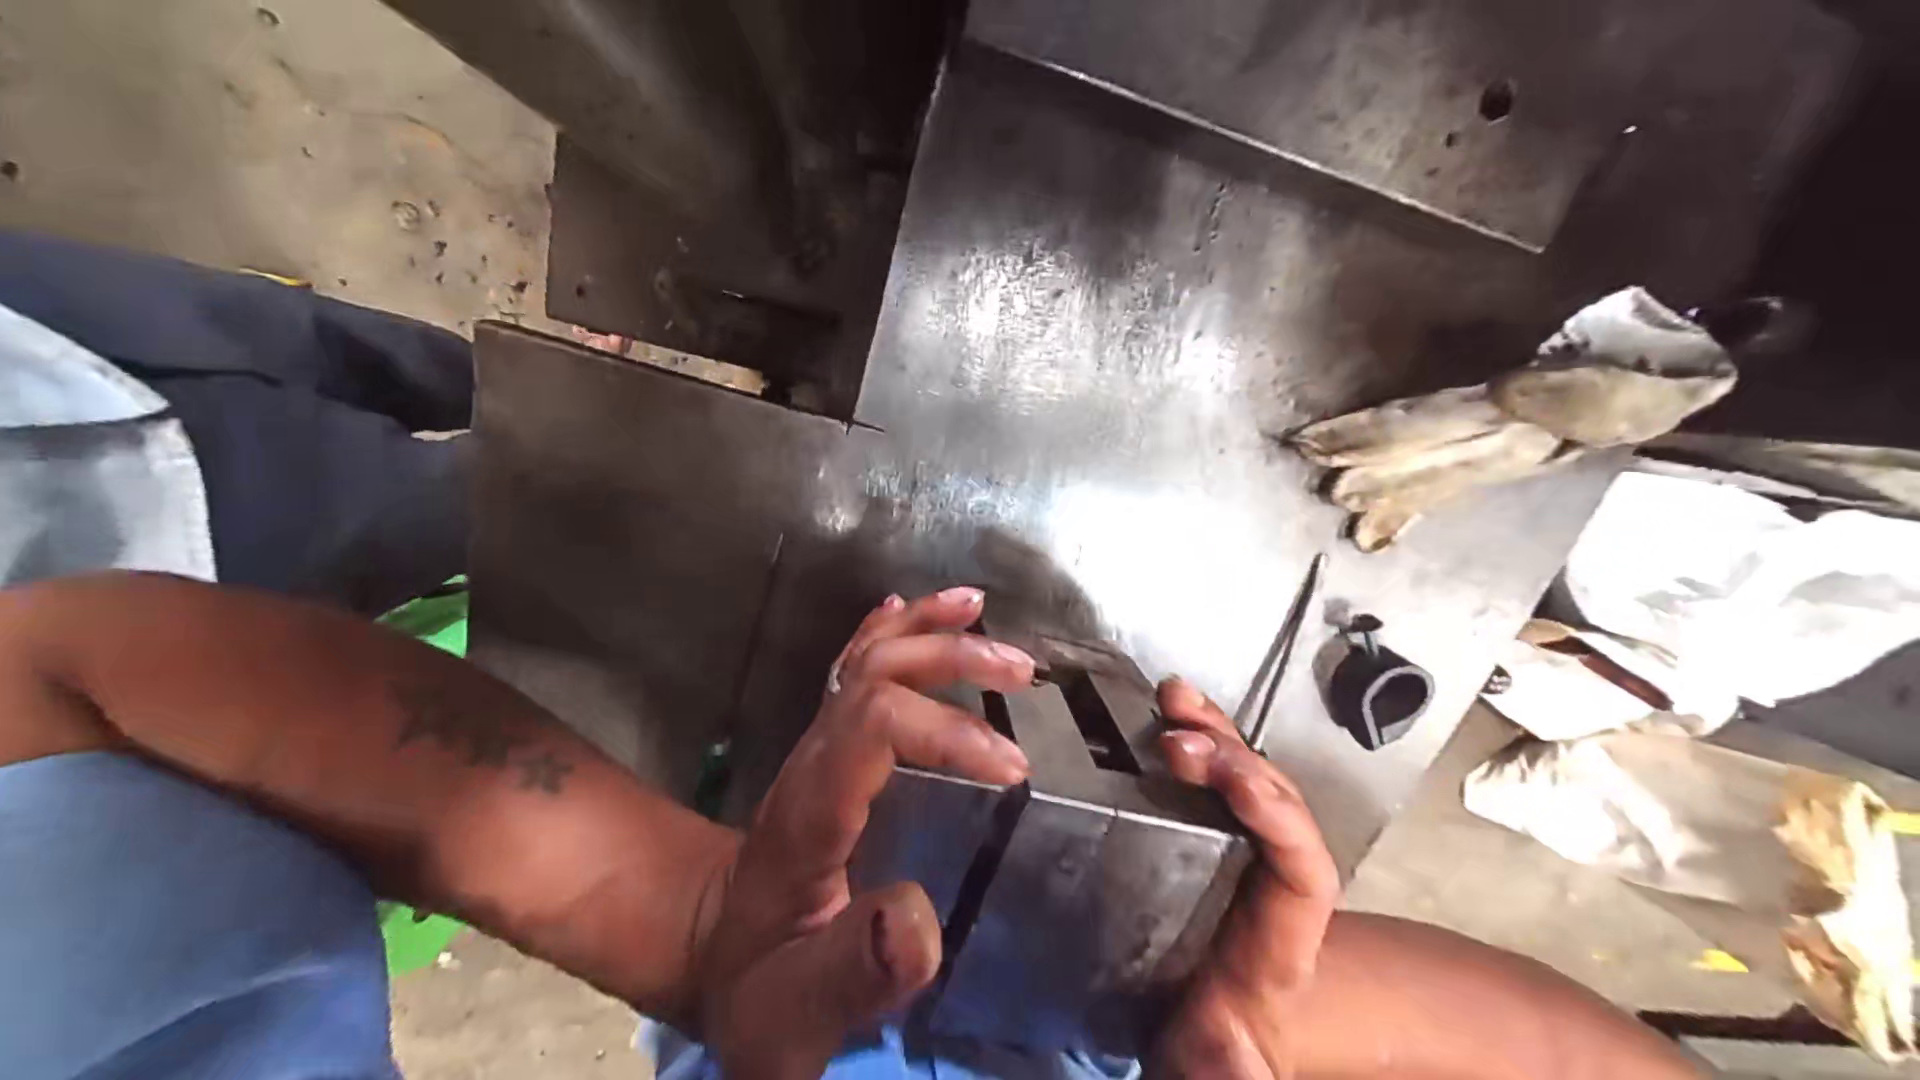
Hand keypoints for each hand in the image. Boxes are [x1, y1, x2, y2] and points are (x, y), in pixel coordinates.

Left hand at [691, 587, 1036, 1078]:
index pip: (874, 725)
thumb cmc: (762, 983)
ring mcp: (819, 743)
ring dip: (925, 629)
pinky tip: (912, 609)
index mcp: (812, 811)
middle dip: (950, 658)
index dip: (948, 730)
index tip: (1012, 766)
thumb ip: (850, 974)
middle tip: (1021, 669)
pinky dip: (886, 631)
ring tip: (976, 605)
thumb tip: (917, 920)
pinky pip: (853, 669)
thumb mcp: (796, 1012)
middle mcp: (815, 758)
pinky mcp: (830, 742)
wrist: (720, 950)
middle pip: (875, 673)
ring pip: (865, 658)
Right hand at [1149, 678, 1339, 1078]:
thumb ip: (1230, 1066)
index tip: (1236, 781)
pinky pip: (1213, 771)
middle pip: (1274, 800)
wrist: (1219, 1012)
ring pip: (1246, 772)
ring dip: (1214, 731)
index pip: (1302, 866)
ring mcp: (1242, 841)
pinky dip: (1197, 733)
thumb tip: (1232, 1053)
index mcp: (1280, 932)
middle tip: (1177, 737)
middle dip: (1233, 759)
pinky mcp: (1208, 823)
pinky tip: (1169, 707)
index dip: (1278, 817)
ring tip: (1175, 698)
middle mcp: (1270, 872)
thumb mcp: (1222, 1063)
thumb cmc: (1221, 1038)